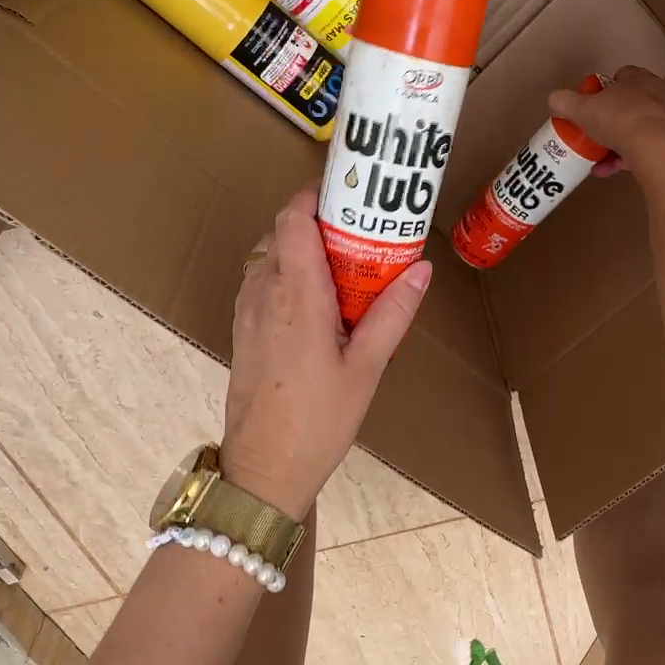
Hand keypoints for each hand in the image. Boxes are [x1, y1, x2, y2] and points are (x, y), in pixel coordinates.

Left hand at [221, 187, 432, 517]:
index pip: (292, 218)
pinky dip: (287, 275)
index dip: (314, 196)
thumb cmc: (319, 418)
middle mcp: (263, 292)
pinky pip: (262, 283)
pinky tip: (318, 304)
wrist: (264, 468)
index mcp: (295, 292)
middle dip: (317, 224)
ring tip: (344, 267)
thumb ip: (393, 313)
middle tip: (360, 235)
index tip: (348, 196)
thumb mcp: (367, 367)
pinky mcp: (242, 331)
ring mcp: (246, 311)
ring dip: (301, 250)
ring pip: (269, 257)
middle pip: (281, 233)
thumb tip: (422, 269)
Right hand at [548, 65, 664, 177]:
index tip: (595, 106)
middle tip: (599, 135)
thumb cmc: (617, 119)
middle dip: (616, 119)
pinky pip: (653, 145)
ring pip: (644, 126)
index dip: (607, 89)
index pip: (622, 75)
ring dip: (624, 142)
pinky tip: (618, 170)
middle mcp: (660, 91)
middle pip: (634, 102)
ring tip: (604, 162)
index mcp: (637, 78)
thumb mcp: (582, 110)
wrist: (655, 146)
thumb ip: (566, 102)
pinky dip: (635, 157)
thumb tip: (554, 99)